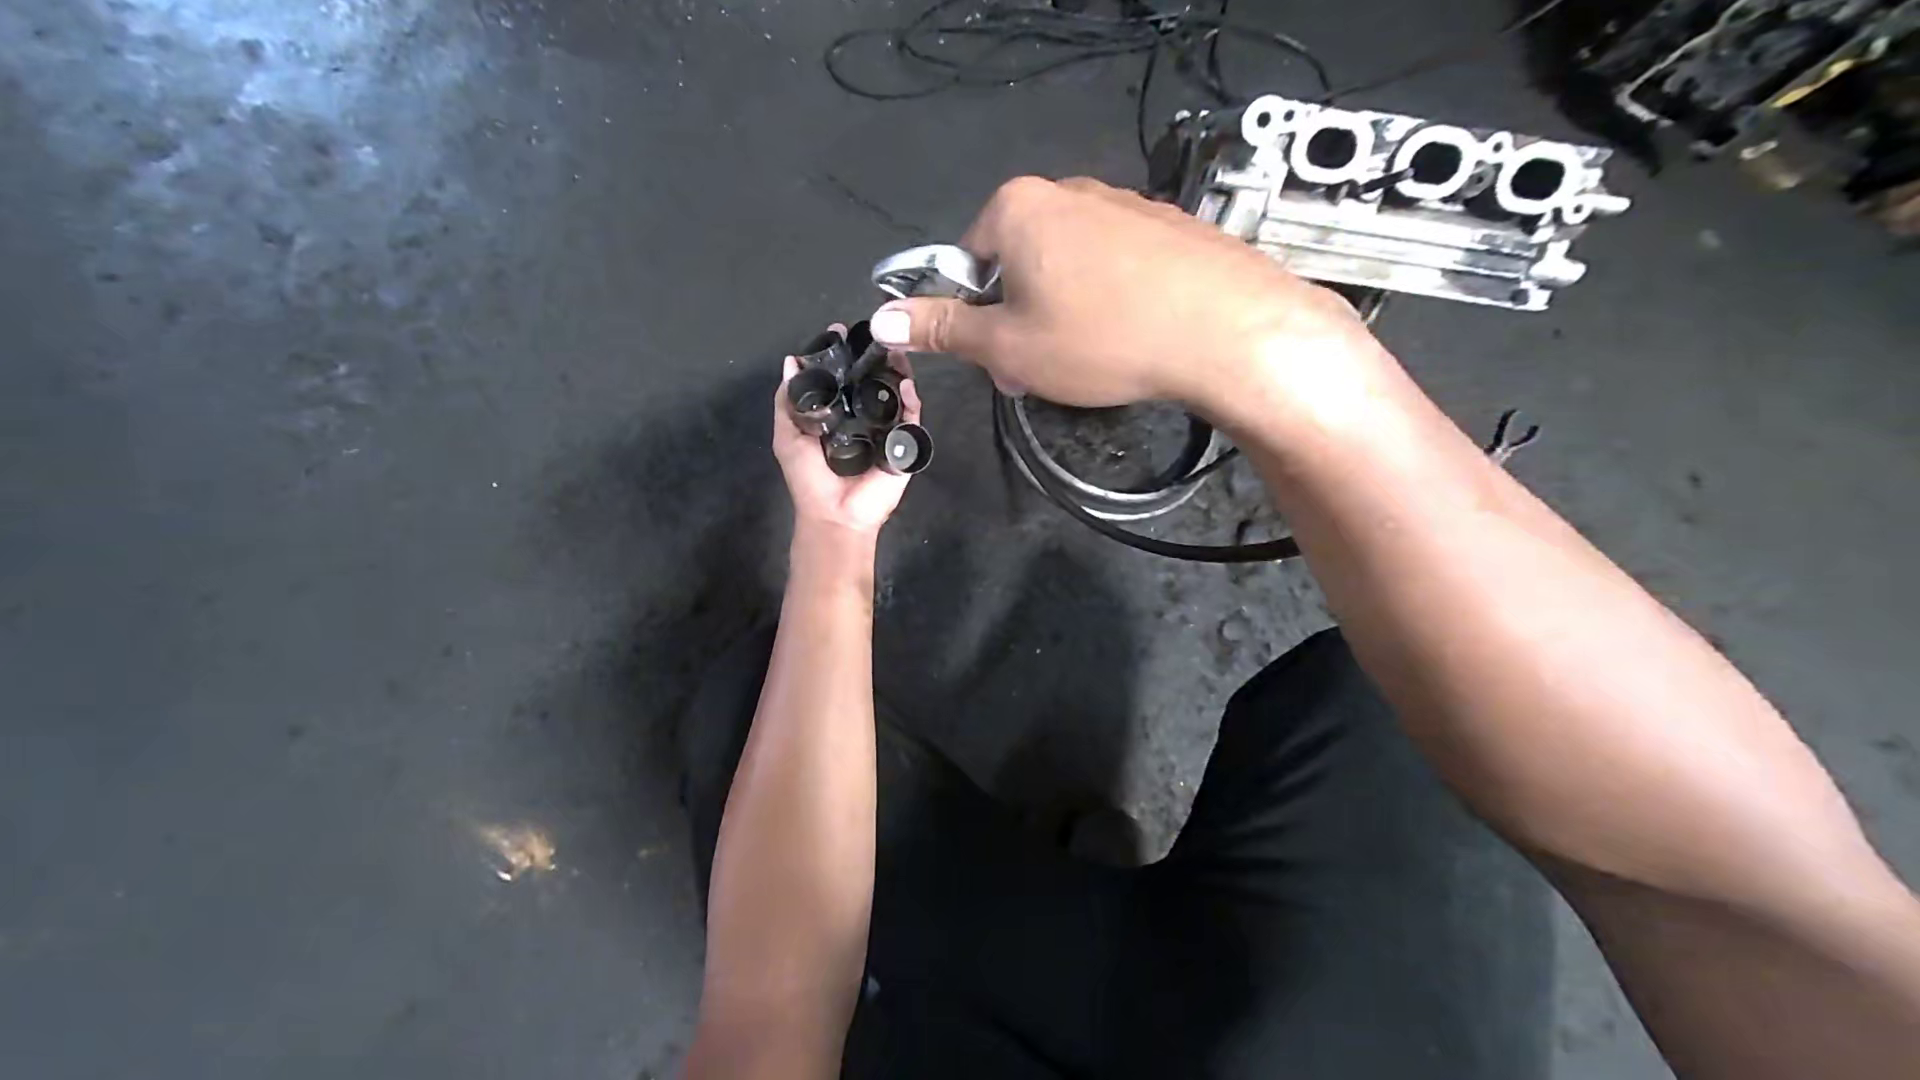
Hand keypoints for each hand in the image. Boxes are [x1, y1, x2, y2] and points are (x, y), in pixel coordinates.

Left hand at [771, 330, 921, 535]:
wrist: (835, 514)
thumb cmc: (809, 478)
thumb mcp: (787, 435)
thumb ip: (788, 401)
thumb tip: (790, 361)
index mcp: (837, 413)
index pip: (844, 377)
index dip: (844, 354)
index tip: (844, 330)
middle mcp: (863, 418)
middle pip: (873, 380)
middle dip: (876, 357)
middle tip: (877, 335)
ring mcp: (886, 430)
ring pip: (896, 394)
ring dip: (897, 371)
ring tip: (895, 351)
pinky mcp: (904, 445)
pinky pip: (912, 418)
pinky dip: (911, 399)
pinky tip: (905, 384)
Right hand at [864, 176, 1386, 421]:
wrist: (1226, 330)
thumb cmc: (1099, 338)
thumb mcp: (1008, 346)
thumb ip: (942, 329)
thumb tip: (883, 318)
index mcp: (1016, 208)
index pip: (965, 264)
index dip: (975, 321)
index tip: (1000, 363)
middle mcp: (1068, 190)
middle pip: (1015, 265)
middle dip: (1018, 322)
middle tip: (1041, 372)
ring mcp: (1122, 204)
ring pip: (1064, 269)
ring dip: (1059, 317)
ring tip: (1091, 361)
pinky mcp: (1164, 227)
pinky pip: (1112, 268)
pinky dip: (1106, 304)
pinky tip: (1130, 338)